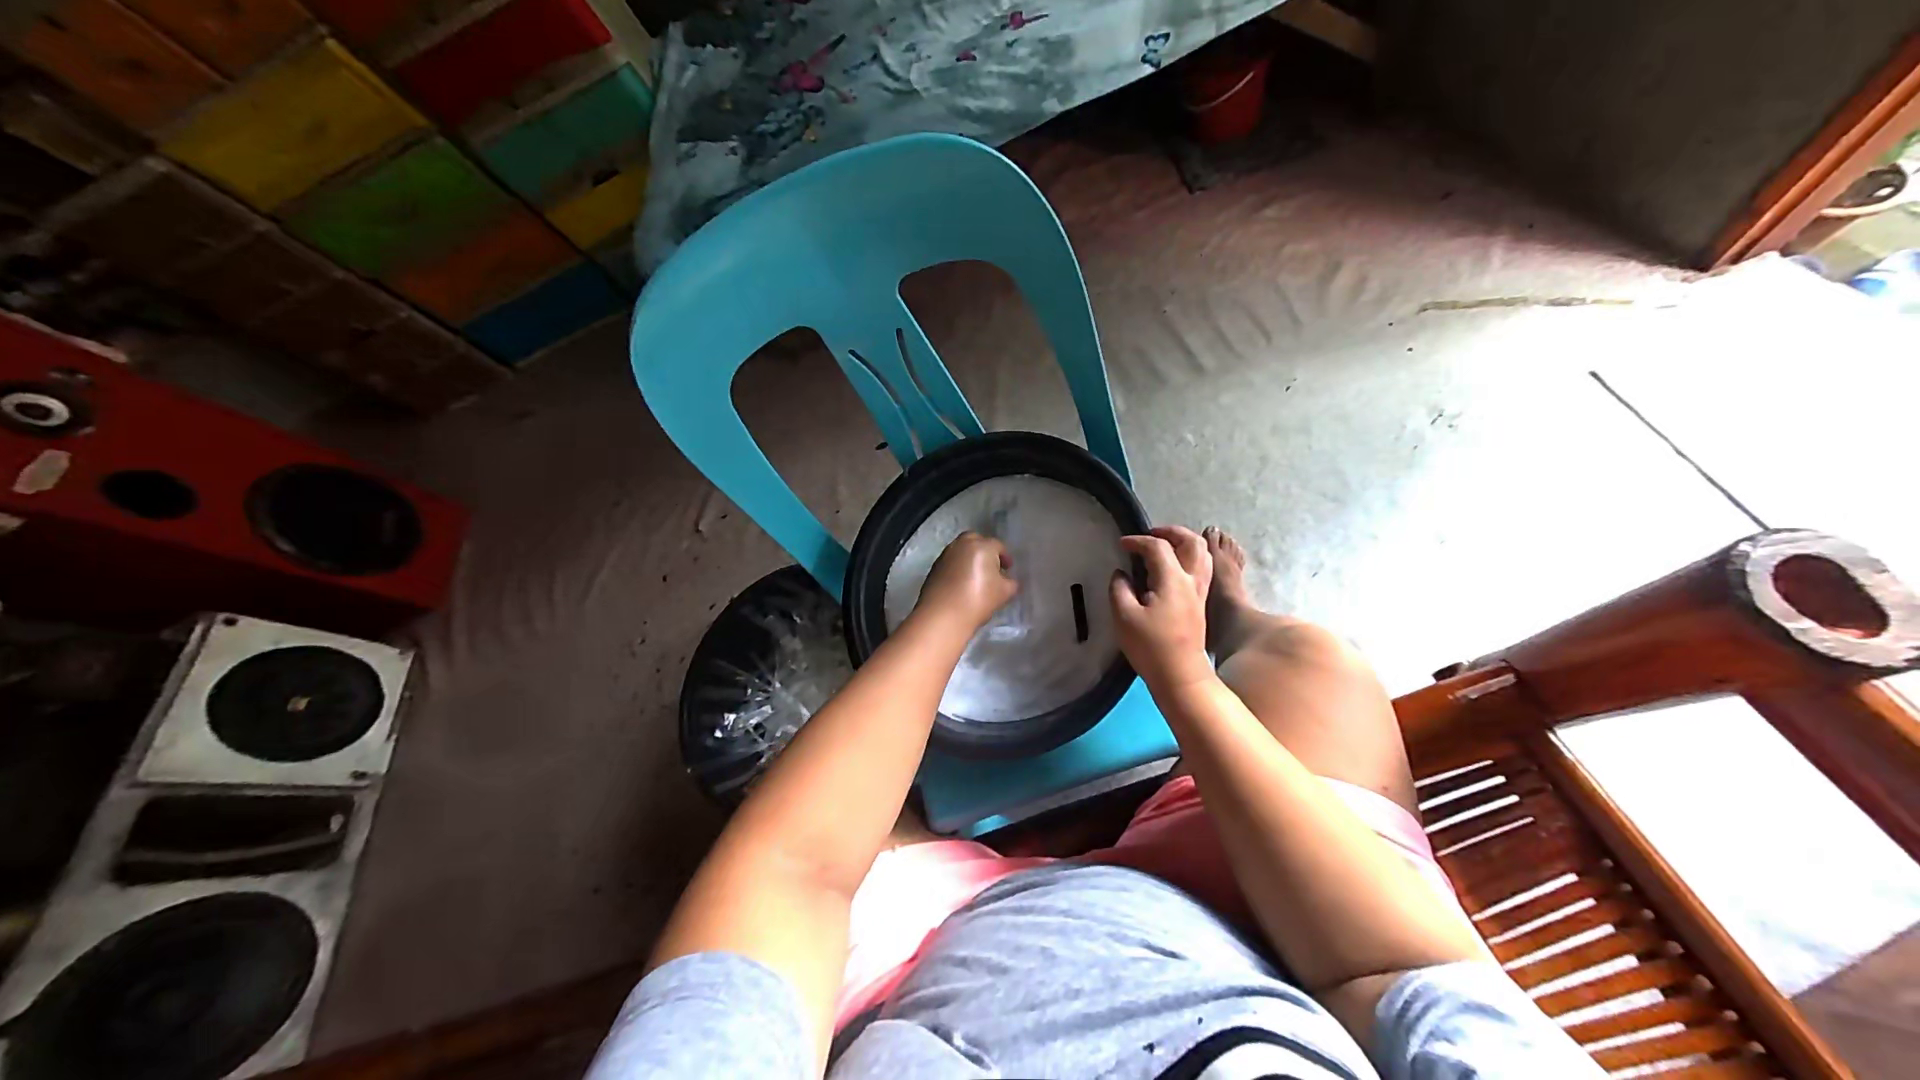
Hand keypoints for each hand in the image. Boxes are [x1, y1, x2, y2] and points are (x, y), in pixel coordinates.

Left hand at [915, 532, 1017, 630]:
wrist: (942, 615)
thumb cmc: (978, 600)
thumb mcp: (1004, 592)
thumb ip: (1010, 582)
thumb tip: (1007, 580)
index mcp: (981, 546)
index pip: (998, 546)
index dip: (1005, 557)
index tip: (1008, 569)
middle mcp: (961, 544)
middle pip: (976, 541)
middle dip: (985, 551)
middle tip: (991, 567)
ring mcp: (945, 555)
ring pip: (961, 551)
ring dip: (970, 559)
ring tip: (976, 576)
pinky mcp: (934, 567)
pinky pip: (951, 562)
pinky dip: (957, 567)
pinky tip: (961, 583)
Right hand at [1111, 527, 1213, 690]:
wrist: (1181, 676)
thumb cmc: (1150, 647)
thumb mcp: (1123, 616)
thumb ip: (1119, 588)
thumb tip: (1122, 574)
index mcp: (1173, 579)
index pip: (1157, 547)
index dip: (1138, 541)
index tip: (1121, 545)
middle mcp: (1192, 580)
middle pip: (1191, 542)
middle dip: (1170, 532)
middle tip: (1150, 534)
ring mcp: (1200, 592)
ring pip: (1201, 555)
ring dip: (1183, 543)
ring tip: (1163, 546)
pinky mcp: (1200, 604)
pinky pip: (1201, 569)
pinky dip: (1188, 558)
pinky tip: (1172, 568)